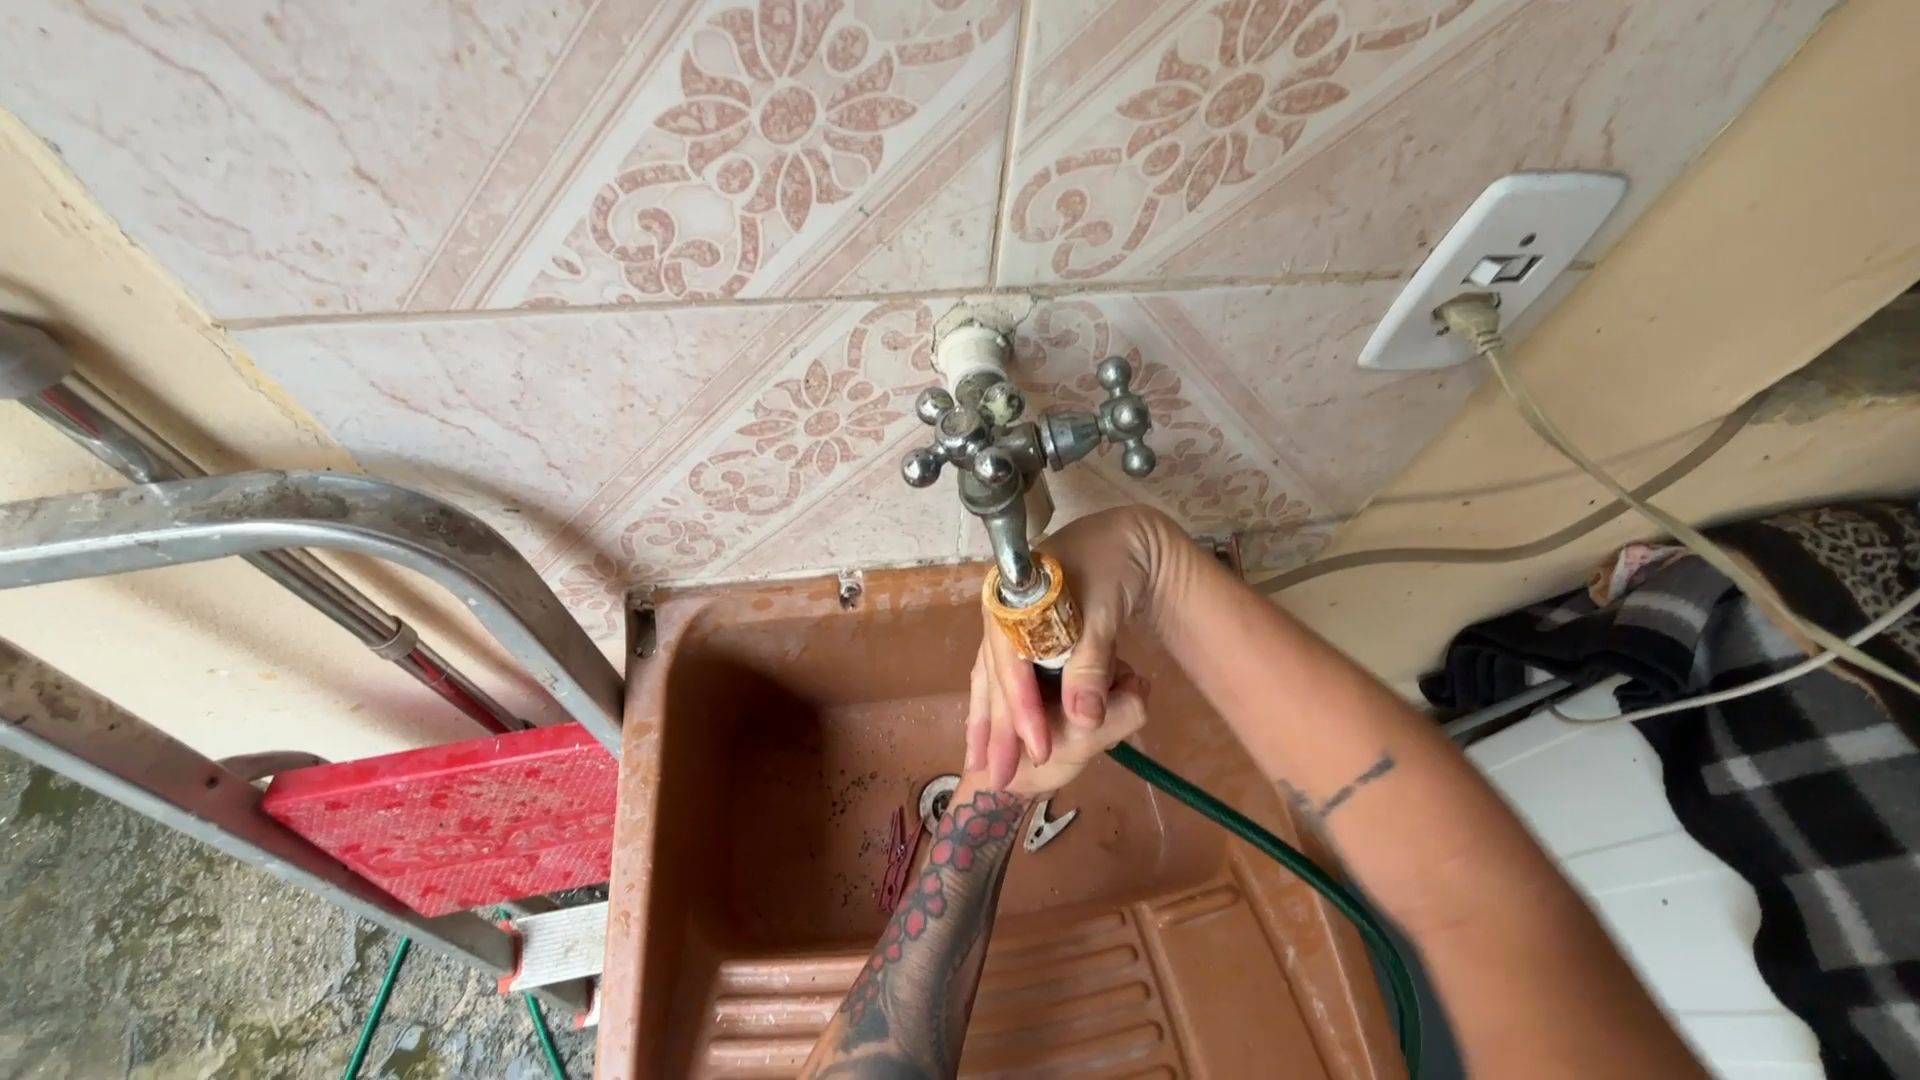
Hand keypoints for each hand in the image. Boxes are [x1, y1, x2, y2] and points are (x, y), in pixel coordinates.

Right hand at [965, 505, 1180, 788]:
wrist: (1126, 538)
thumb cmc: (1113, 568)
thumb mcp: (1103, 611)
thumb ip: (1090, 663)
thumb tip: (1084, 719)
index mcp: (1014, 601)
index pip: (1011, 664)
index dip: (1022, 709)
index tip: (1037, 751)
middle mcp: (1002, 614)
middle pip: (995, 677)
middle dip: (998, 729)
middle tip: (997, 777)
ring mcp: (1009, 623)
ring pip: (993, 678)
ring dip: (988, 722)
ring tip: (978, 764)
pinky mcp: (1022, 633)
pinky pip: (1003, 673)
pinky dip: (997, 703)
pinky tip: (985, 731)